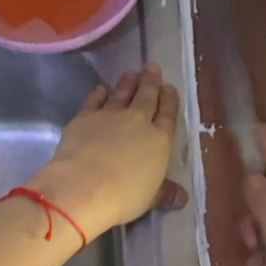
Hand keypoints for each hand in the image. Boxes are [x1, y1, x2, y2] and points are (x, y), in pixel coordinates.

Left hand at [28, 63, 186, 233]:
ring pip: (122, 94)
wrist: (84, 187)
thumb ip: (165, 193)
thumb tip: (182, 198)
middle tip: (152, 66)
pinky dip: (98, 93)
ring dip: (128, 83)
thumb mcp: (150, 198)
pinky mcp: (85, 117)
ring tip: (131, 73)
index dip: (170, 101)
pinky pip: (94, 100)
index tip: (169, 88)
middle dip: (151, 81)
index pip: (168, 115)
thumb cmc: (124, 196)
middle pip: (147, 97)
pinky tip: (101, 89)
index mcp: (159, 140)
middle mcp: (137, 122)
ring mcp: (110, 116)